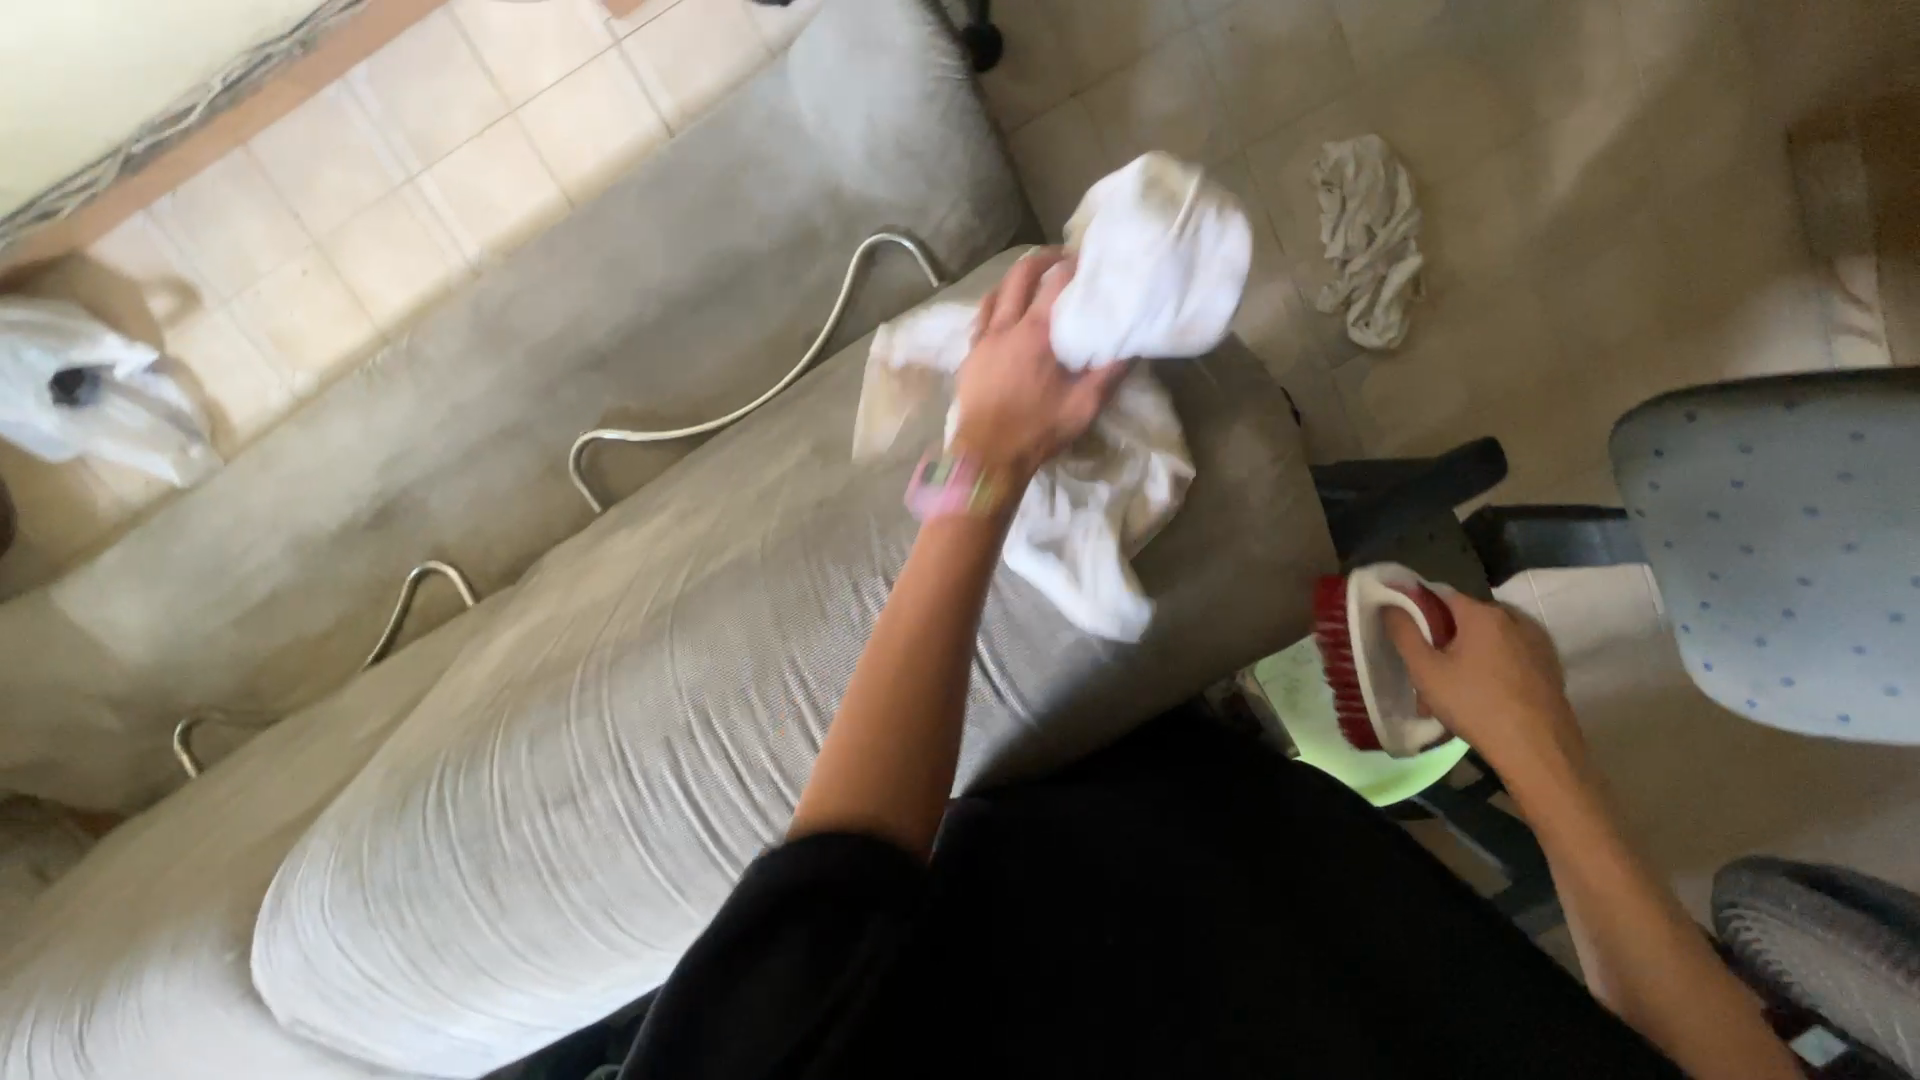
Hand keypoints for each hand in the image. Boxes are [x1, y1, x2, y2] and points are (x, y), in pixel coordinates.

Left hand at [952, 249, 1129, 478]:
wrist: (987, 457)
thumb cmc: (1037, 431)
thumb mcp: (1084, 406)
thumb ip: (1109, 373)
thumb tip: (1133, 347)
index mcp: (1035, 334)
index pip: (1055, 283)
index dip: (1073, 266)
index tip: (1087, 260)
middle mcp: (1005, 328)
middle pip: (1019, 276)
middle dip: (1040, 260)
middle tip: (1059, 258)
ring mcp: (982, 341)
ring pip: (995, 294)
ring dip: (1013, 280)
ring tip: (1030, 280)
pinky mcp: (969, 357)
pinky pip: (979, 319)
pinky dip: (993, 306)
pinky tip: (1001, 313)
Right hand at [1384, 591, 1588, 782]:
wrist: (1537, 749)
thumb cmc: (1474, 704)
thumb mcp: (1425, 670)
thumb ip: (1404, 632)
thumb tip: (1389, 604)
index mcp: (1482, 614)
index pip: (1440, 595)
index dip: (1418, 609)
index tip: (1406, 633)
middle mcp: (1514, 619)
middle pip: (1466, 618)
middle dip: (1443, 637)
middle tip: (1427, 669)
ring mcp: (1537, 642)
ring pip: (1489, 638)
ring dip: (1468, 653)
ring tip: (1452, 687)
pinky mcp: (1550, 665)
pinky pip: (1510, 654)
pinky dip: (1493, 665)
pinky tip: (1483, 693)